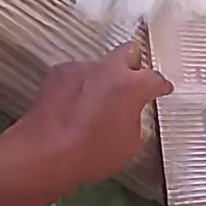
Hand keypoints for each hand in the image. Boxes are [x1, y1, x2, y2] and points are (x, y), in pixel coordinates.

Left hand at [4, 42, 172, 191]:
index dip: (160, 86)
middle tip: (134, 82)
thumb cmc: (92, 154)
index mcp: (130, 85)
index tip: (162, 90)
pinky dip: (80, 86)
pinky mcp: (57, 72)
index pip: (155, 78)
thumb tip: (130, 112)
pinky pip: (77, 75)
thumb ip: (135, 119)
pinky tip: (74, 106)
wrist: (43, 153)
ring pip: (99, 66)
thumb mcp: (129, 144)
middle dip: (134, 64)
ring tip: (96, 103)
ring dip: (102, 79)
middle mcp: (106, 68)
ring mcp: (79, 67)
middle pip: (128, 52)